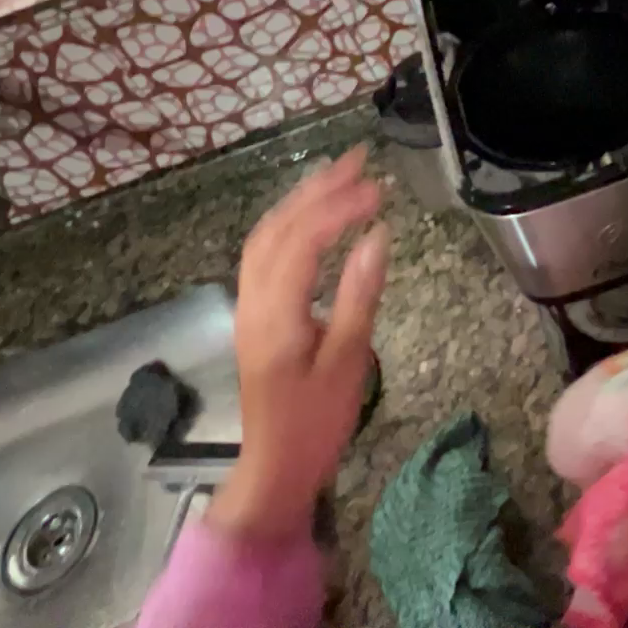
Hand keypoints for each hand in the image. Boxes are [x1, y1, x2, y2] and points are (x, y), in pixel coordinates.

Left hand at [206, 146, 389, 542]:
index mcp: (275, 314)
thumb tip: (378, 235)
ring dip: (301, 199)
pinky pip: (265, 250)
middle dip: (318, 187)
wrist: (274, 468)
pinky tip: (314, 215)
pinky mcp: (254, 312)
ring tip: (339, 174)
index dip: (340, 208)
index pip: (304, 241)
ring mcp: (248, 305)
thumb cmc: (316, 422)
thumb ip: (360, 295)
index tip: (380, 189)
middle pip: (278, 227)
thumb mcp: (347, 362)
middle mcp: (252, 300)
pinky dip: (291, 221)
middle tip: (359, 159)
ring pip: (266, 235)